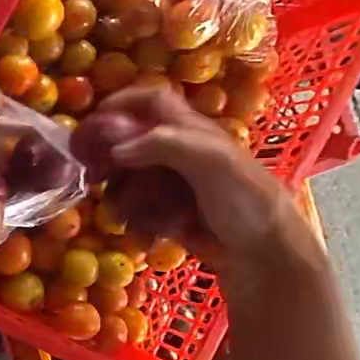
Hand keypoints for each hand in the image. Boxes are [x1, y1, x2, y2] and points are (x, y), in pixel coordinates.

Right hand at [99, 86, 323, 281]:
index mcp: (194, 131)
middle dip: (111, 153)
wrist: (269, 258)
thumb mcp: (213, 162)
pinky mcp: (175, 216)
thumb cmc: (248, 203)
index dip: (123, 101)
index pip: (153, 100)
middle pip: (135, 140)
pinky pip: (143, 210)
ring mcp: (178, 187)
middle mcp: (183, 153)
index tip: (94, 120)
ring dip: (119, 190)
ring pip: (134, 178)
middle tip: (91, 171)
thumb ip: (166, 146)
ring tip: (111, 206)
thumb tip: (116, 149)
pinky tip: (132, 229)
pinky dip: (132, 217)